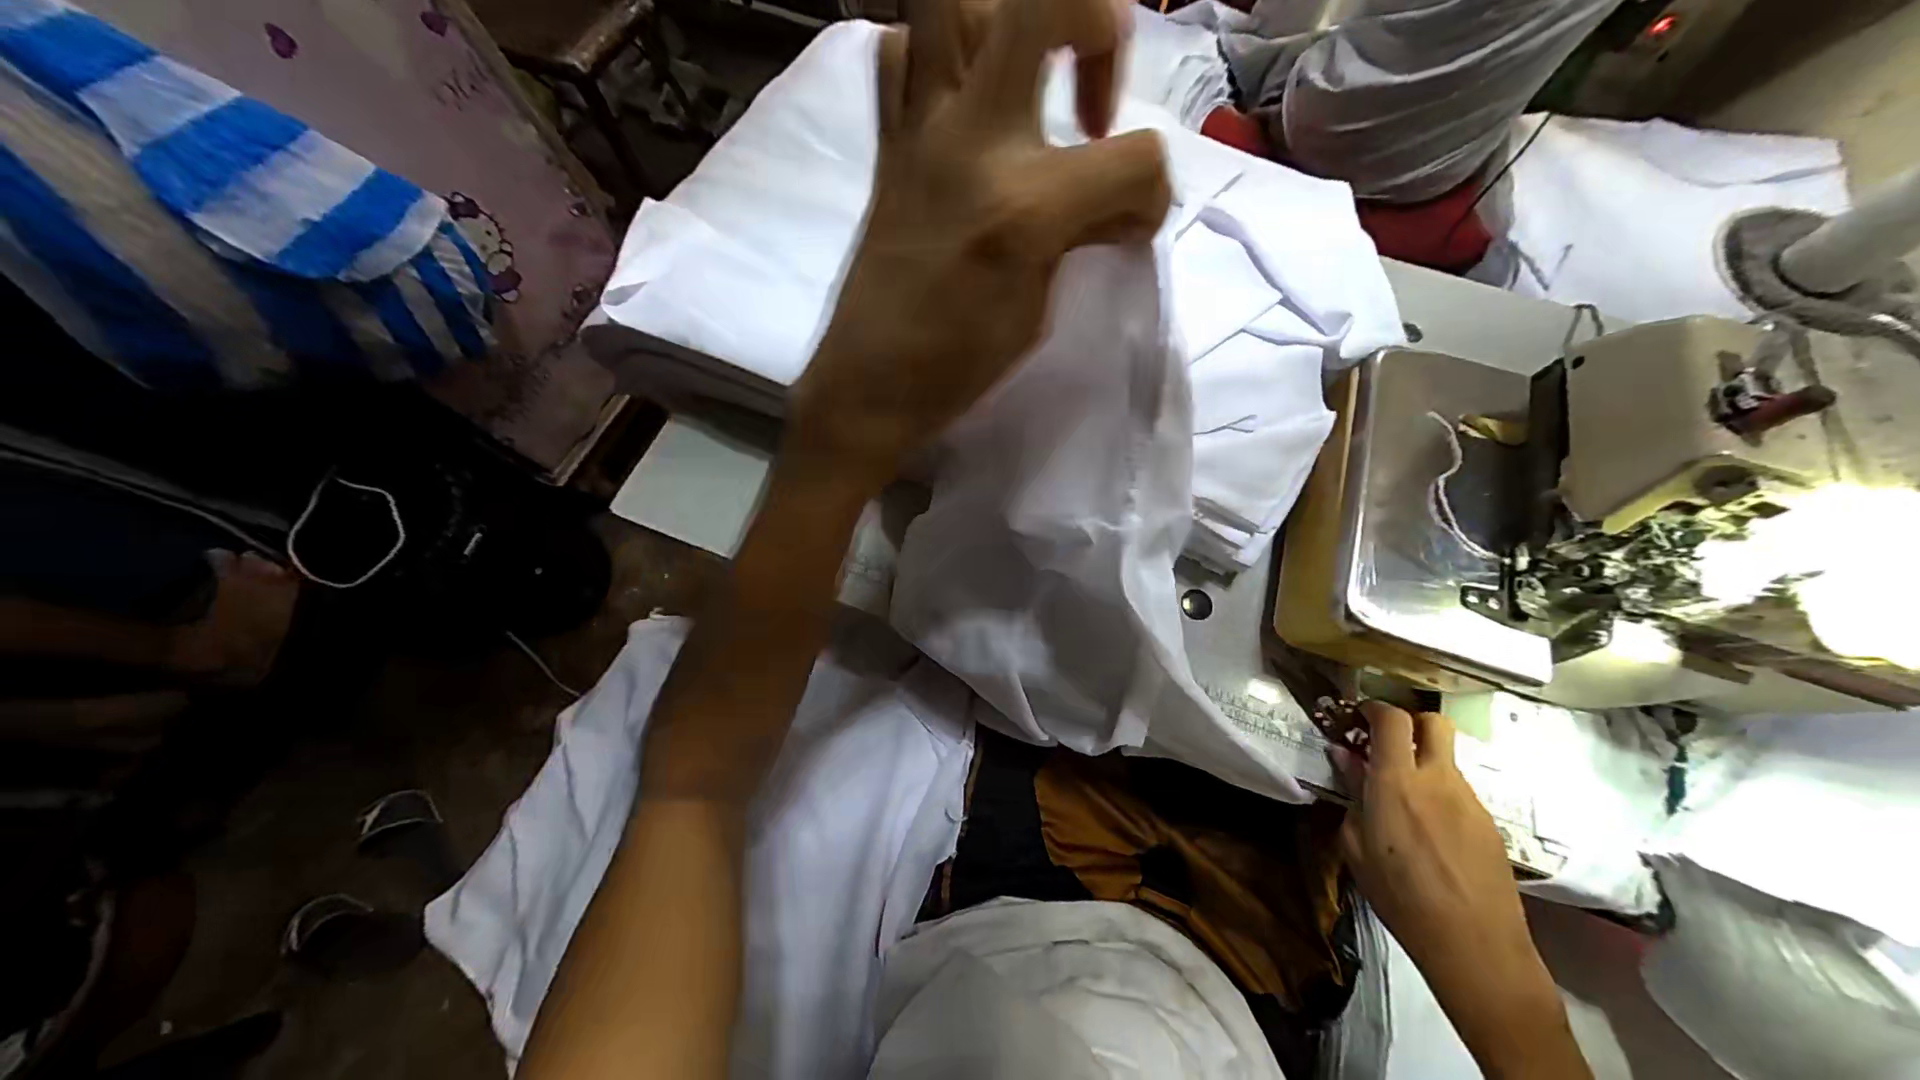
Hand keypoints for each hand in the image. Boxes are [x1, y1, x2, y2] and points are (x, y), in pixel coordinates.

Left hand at [785, 0, 1171, 496]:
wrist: (869, 385)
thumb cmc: (958, 366)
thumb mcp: (1040, 308)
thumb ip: (1081, 235)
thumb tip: (1114, 203)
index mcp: (1025, 206)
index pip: (1135, 156)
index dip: (1153, 192)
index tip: (1132, 223)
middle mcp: (972, 143)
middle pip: (1046, 1)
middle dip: (1095, 23)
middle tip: (1092, 103)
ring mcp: (919, 133)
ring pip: (955, 0)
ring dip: (1008, 22)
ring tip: (1026, 83)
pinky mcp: (886, 143)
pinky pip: (901, 53)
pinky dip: (936, 57)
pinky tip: (962, 106)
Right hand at [1337, 703, 1590, 1078]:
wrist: (1474, 944)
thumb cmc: (1398, 894)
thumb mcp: (1355, 844)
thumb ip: (1352, 794)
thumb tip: (1346, 759)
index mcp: (1396, 782)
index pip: (1391, 720)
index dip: (1373, 708)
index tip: (1358, 715)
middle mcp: (1437, 780)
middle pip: (1434, 722)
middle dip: (1409, 722)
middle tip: (1387, 741)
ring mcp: (1469, 800)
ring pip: (1447, 758)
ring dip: (1423, 762)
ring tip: (1403, 796)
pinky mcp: (1489, 823)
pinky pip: (1458, 791)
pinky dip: (1439, 793)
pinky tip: (1428, 829)